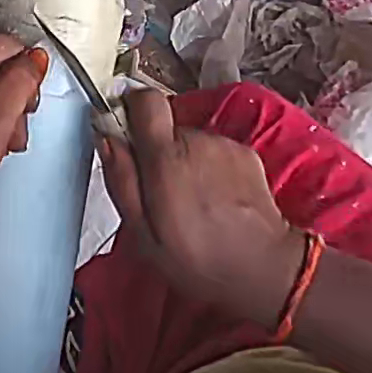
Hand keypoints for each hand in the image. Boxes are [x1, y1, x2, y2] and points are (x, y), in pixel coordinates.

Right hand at [98, 89, 302, 324]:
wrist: (266, 271)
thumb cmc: (196, 258)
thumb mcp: (141, 231)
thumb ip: (120, 177)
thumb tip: (106, 138)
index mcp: (166, 158)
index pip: (146, 101)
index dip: (132, 108)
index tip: (125, 132)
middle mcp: (197, 141)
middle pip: (165, 124)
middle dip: (156, 148)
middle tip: (159, 188)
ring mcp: (225, 145)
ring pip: (189, 138)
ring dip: (183, 159)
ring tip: (190, 198)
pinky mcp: (246, 153)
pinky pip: (213, 149)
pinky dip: (208, 166)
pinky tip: (214, 198)